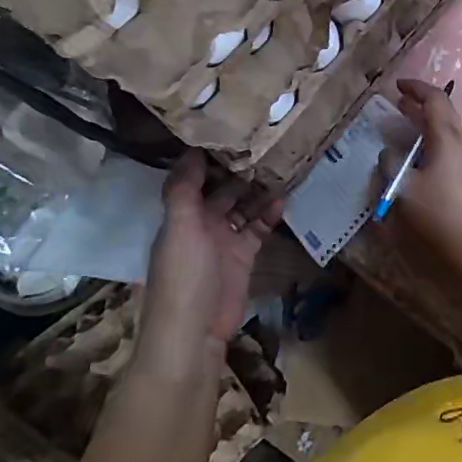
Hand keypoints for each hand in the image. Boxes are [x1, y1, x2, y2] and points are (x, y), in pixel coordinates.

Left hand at [141, 152, 281, 353]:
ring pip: (243, 206)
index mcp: (181, 214)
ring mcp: (223, 239)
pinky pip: (257, 228)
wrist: (194, 331)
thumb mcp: (180, 227)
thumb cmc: (183, 275)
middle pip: (222, 189)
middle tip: (265, 144)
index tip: (230, 130)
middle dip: (240, 170)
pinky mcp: (243, 256)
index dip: (209, 157)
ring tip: (280, 167)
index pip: (194, 178)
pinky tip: (282, 199)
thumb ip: (184, 189)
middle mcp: (201, 223)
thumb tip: (191, 150)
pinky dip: (268, 214)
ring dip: (258, 190)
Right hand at [391, 78, 461, 272]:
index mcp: (446, 137)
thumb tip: (388, 154)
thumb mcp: (405, 188)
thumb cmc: (440, 211)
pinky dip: (429, 137)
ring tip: (404, 122)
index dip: (416, 88)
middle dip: (419, 103)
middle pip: (442, 111)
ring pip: (445, 128)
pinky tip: (415, 152)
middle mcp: (459, 141)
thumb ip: (391, 164)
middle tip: (398, 102)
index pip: (434, 99)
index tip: (397, 86)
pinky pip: (446, 143)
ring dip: (424, 120)